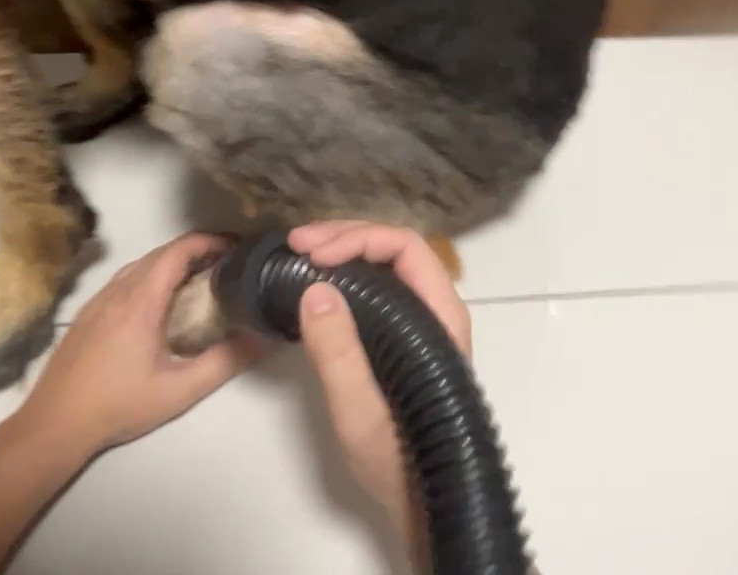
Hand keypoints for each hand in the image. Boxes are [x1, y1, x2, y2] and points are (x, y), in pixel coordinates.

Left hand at [15, 233, 257, 456]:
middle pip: (161, 252)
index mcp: (141, 301)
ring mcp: (98, 300)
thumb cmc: (118, 405)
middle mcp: (118, 291)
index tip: (236, 248)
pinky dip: (151, 276)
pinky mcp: (87, 314)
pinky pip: (125, 279)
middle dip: (197, 250)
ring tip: (200, 279)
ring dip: (172, 262)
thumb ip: (225, 362)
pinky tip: (161, 302)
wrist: (51, 427)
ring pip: (141, 264)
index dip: (210, 241)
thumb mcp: (180, 390)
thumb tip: (263, 338)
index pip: (178, 250)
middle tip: (227, 264)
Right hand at [290, 222, 471, 537]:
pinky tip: (317, 278)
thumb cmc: (397, 459)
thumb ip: (339, 352)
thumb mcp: (360, 412)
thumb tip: (315, 288)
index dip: (360, 238)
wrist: (423, 500)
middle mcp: (436, 307)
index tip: (314, 252)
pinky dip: (345, 273)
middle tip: (297, 243)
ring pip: (386, 264)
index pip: (406, 249)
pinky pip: (378, 286)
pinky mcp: (403, 334)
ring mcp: (420, 319)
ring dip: (344, 249)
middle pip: (395, 248)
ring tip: (301, 252)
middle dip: (346, 236)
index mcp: (441, 316)